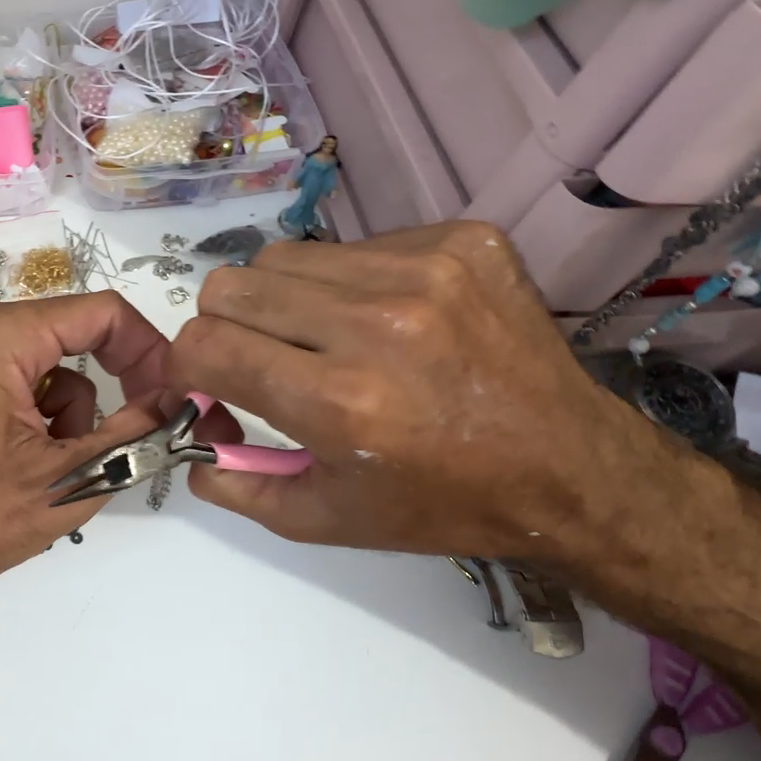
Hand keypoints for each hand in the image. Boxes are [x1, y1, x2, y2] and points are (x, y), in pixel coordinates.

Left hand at [0, 292, 169, 607]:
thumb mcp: (62, 481)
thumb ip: (130, 436)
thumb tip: (178, 404)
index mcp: (2, 334)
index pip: (105, 313)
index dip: (152, 353)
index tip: (176, 400)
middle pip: (81, 340)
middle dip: (109, 395)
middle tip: (127, 444)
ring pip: (59, 370)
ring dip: (72, 419)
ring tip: (47, 472)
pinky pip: (28, 385)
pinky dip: (43, 423)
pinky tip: (20, 468)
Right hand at [168, 221, 665, 560]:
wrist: (572, 469)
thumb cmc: (440, 502)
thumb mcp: (325, 520)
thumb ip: (235, 484)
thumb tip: (189, 435)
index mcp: (340, 402)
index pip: (206, 345)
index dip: (189, 365)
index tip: (208, 381)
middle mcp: (378, 325)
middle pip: (231, 286)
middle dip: (226, 327)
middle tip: (264, 359)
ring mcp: (425, 271)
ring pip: (284, 257)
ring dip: (283, 299)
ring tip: (325, 337)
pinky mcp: (461, 241)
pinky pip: (353, 244)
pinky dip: (347, 281)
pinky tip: (386, 318)